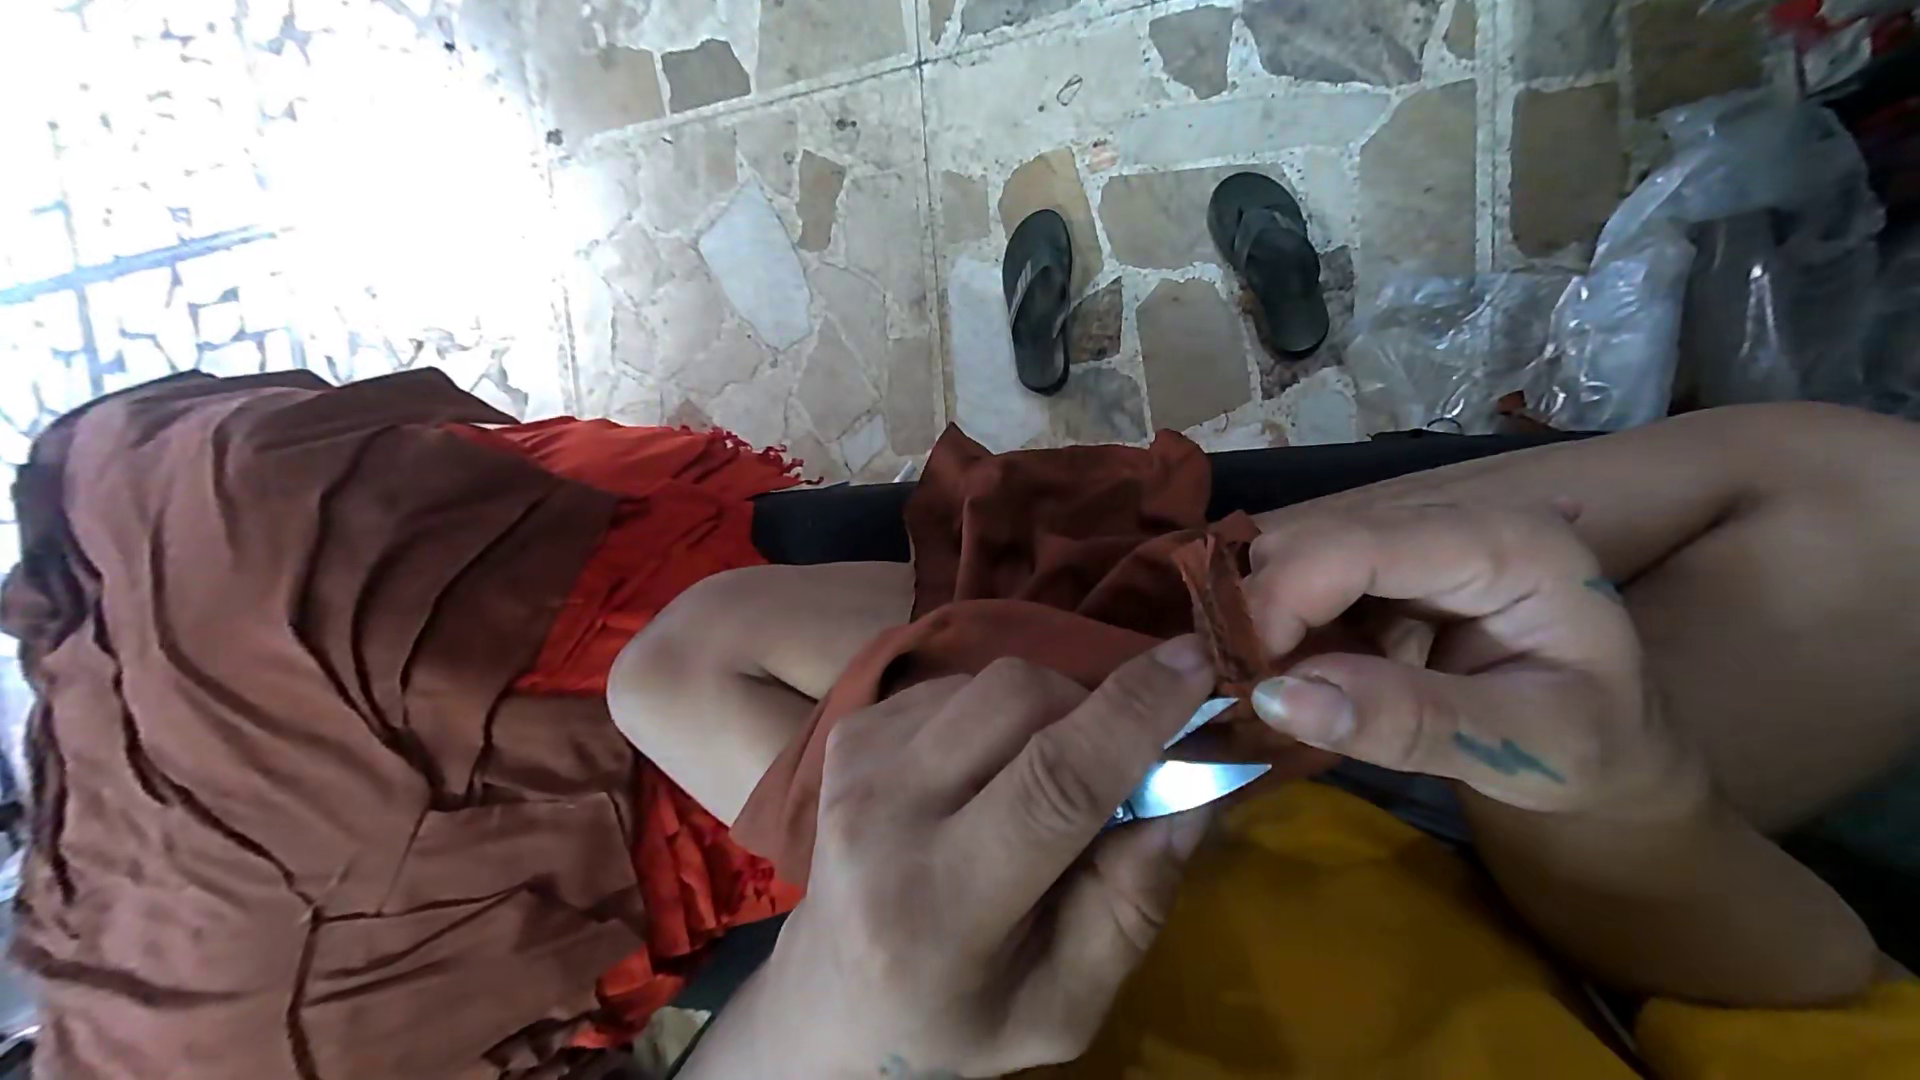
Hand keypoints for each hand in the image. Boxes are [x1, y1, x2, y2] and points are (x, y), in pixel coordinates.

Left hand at [682, 640, 1218, 1078]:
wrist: (832, 994)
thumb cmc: (959, 1014)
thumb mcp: (1065, 1001)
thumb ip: (1133, 901)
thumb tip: (1194, 786)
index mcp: (941, 906)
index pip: (1053, 783)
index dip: (1133, 713)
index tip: (1196, 660)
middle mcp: (883, 816)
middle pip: (1018, 700)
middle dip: (1090, 705)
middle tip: (1110, 753)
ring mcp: (856, 762)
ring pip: (988, 680)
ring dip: (1043, 708)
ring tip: (1035, 772)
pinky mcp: (848, 730)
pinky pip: (952, 685)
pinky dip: (994, 712)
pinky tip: (980, 767)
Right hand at [1243, 502, 1703, 819]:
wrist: (1596, 737)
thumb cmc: (1585, 745)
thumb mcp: (1526, 751)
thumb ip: (1410, 724)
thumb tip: (1274, 698)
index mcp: (1505, 543)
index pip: (1353, 546)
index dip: (1280, 601)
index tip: (1246, 676)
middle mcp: (1441, 519)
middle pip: (1304, 540)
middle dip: (1260, 614)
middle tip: (1255, 688)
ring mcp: (1398, 536)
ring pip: (1283, 555)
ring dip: (1260, 622)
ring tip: (1280, 684)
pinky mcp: (1368, 563)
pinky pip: (1288, 579)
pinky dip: (1272, 627)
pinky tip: (1298, 668)